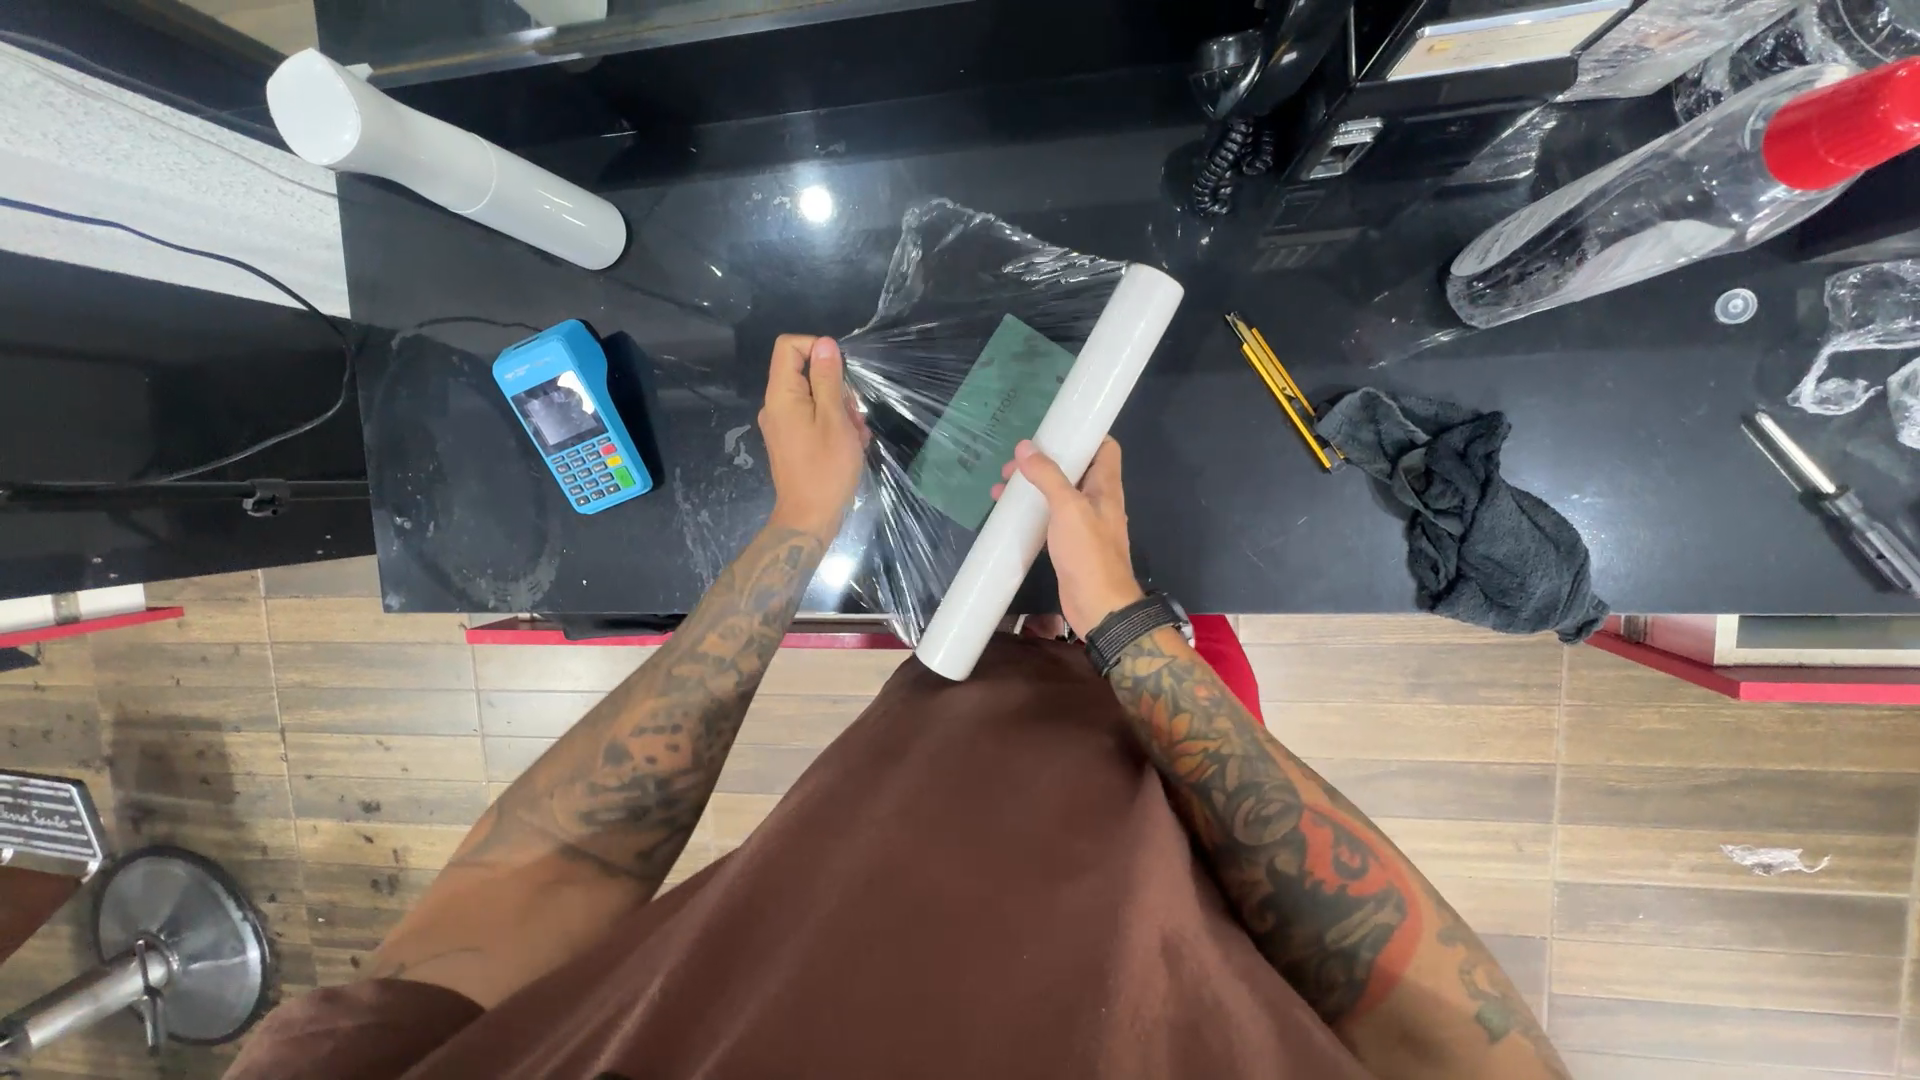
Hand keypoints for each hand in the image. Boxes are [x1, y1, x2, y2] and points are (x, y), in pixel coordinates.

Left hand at [760, 335, 868, 540]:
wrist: (809, 517)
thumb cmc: (825, 469)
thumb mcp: (835, 419)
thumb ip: (828, 380)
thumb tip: (824, 344)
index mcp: (781, 396)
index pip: (789, 347)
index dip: (816, 348)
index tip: (841, 371)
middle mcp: (776, 406)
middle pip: (805, 373)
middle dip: (837, 388)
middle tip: (855, 416)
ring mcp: (782, 425)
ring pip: (814, 398)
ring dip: (841, 410)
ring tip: (857, 436)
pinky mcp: (791, 441)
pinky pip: (813, 419)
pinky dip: (834, 425)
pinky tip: (851, 445)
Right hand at [992, 437, 1143, 636]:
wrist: (1098, 606)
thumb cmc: (1088, 552)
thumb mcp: (1067, 507)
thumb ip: (1048, 475)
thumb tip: (1025, 447)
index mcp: (1106, 486)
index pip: (1105, 447)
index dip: (1085, 433)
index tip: (1055, 428)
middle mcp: (1099, 501)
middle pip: (1075, 469)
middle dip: (1045, 462)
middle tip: (1013, 466)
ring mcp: (1085, 524)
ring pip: (1059, 495)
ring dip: (1033, 487)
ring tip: (1001, 488)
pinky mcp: (1071, 545)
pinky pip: (1050, 519)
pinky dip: (1032, 512)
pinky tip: (1009, 515)